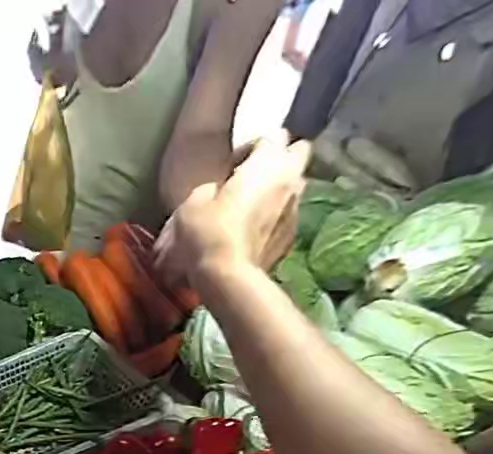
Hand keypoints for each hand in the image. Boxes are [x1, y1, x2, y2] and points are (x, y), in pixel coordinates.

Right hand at [155, 131, 310, 286]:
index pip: (272, 135)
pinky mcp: (291, 240)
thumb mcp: (194, 202)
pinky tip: (253, 235)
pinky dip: (274, 221)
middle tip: (253, 179)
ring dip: (277, 193)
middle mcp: (291, 180)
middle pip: (298, 153)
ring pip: (294, 188)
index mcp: (269, 162)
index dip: (251, 148)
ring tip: (252, 210)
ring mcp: (295, 211)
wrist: (226, 277)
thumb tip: (219, 191)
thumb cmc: (208, 232)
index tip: (232, 168)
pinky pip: (286, 219)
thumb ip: (211, 188)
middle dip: (280, 160)